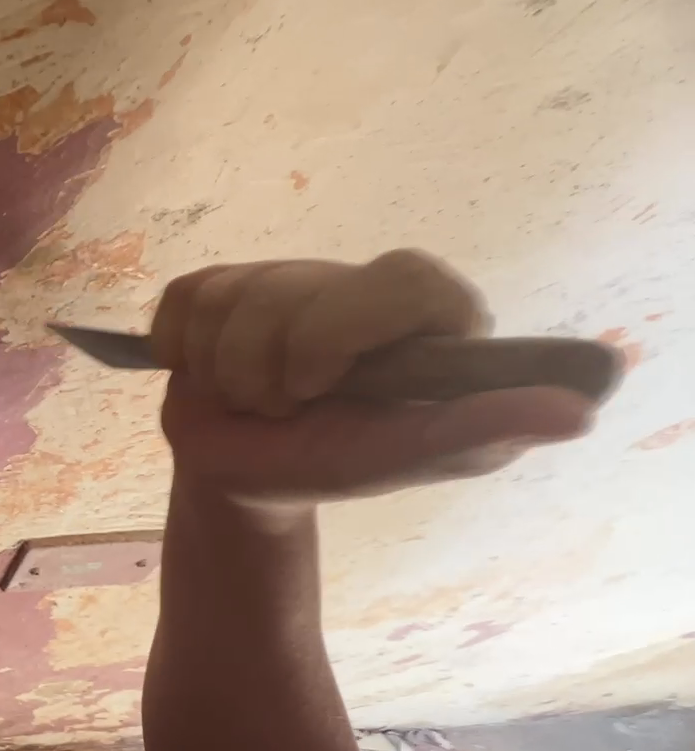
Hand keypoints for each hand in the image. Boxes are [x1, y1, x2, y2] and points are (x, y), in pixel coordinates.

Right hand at [151, 250, 595, 503]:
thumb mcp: (393, 461)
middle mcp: (349, 285)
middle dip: (258, 370)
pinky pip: (182, 299)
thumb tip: (571, 412)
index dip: (337, 330)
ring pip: (224, 297)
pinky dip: (178, 350)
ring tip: (241, 396)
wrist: (235, 472)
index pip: (398, 278)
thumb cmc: (317, 465)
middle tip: (276, 407)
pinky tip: (202, 370)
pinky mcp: (212, 289)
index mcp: (418, 315)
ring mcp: (274, 280)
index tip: (316, 387)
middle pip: (285, 289)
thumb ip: (469, 433)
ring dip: (218, 370)